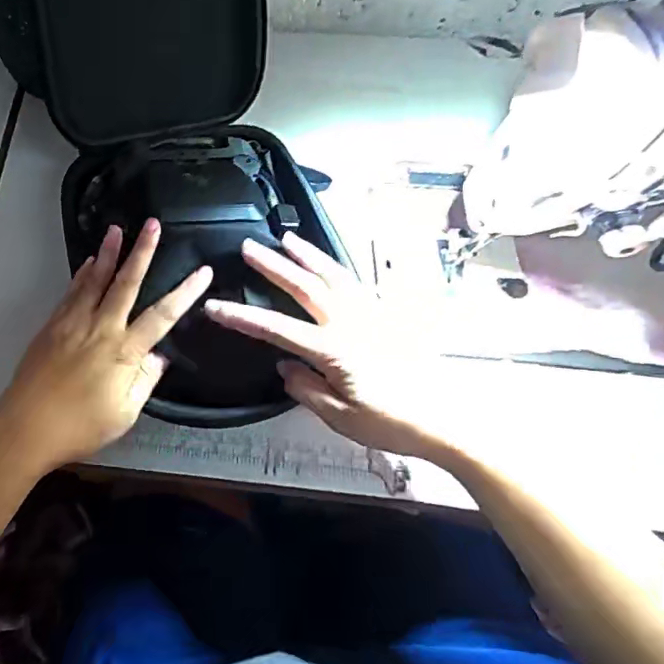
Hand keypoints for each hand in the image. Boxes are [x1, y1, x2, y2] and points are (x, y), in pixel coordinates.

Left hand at [0, 219, 212, 469]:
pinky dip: (81, 275)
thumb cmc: (79, 427)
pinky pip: (71, 293)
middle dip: (142, 252)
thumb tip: (159, 357)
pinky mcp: (51, 327)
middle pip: (126, 284)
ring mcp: (72, 324)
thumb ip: (144, 382)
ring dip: (107, 253)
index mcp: (123, 352)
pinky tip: (87, 263)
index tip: (203, 272)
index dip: (184, 293)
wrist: (26, 427)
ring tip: (116, 229)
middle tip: (152, 225)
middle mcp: (100, 329)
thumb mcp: (124, 414)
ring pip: (94, 281)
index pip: (162, 316)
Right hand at [203, 233, 454, 459]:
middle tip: (250, 248)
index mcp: (333, 350)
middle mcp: (352, 324)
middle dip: (273, 266)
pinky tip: (330, 264)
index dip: (241, 316)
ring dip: (308, 256)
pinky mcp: (390, 318)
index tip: (215, 307)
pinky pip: (360, 283)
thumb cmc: (392, 423)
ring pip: (335, 276)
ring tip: (288, 239)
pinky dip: (339, 268)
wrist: (448, 423)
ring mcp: (373, 316)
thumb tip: (285, 366)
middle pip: (305, 287)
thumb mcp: (339, 416)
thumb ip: (305, 388)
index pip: (275, 328)